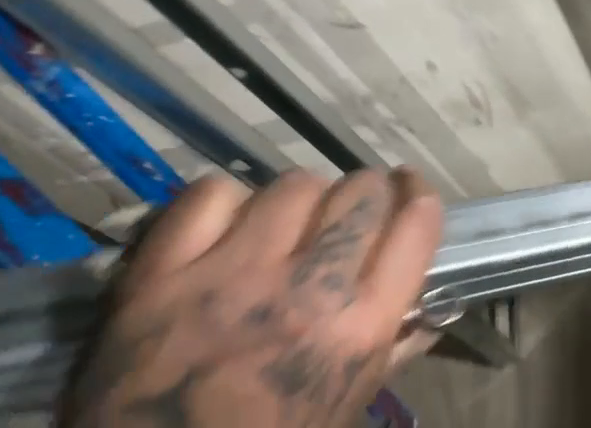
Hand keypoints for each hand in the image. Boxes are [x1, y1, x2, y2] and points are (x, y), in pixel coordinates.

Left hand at [61, 168, 442, 427]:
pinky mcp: (161, 275)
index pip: (417, 223)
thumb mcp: (343, 411)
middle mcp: (308, 292)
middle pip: (362, 192)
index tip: (408, 196)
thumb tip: (429, 309)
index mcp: (360, 331)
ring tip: (287, 222)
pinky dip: (225, 201)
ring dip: (301, 200)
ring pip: (296, 185)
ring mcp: (233, 277)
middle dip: (365, 195)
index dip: (418, 198)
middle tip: (348, 212)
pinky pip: (213, 195)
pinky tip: (228, 224)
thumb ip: (389, 352)